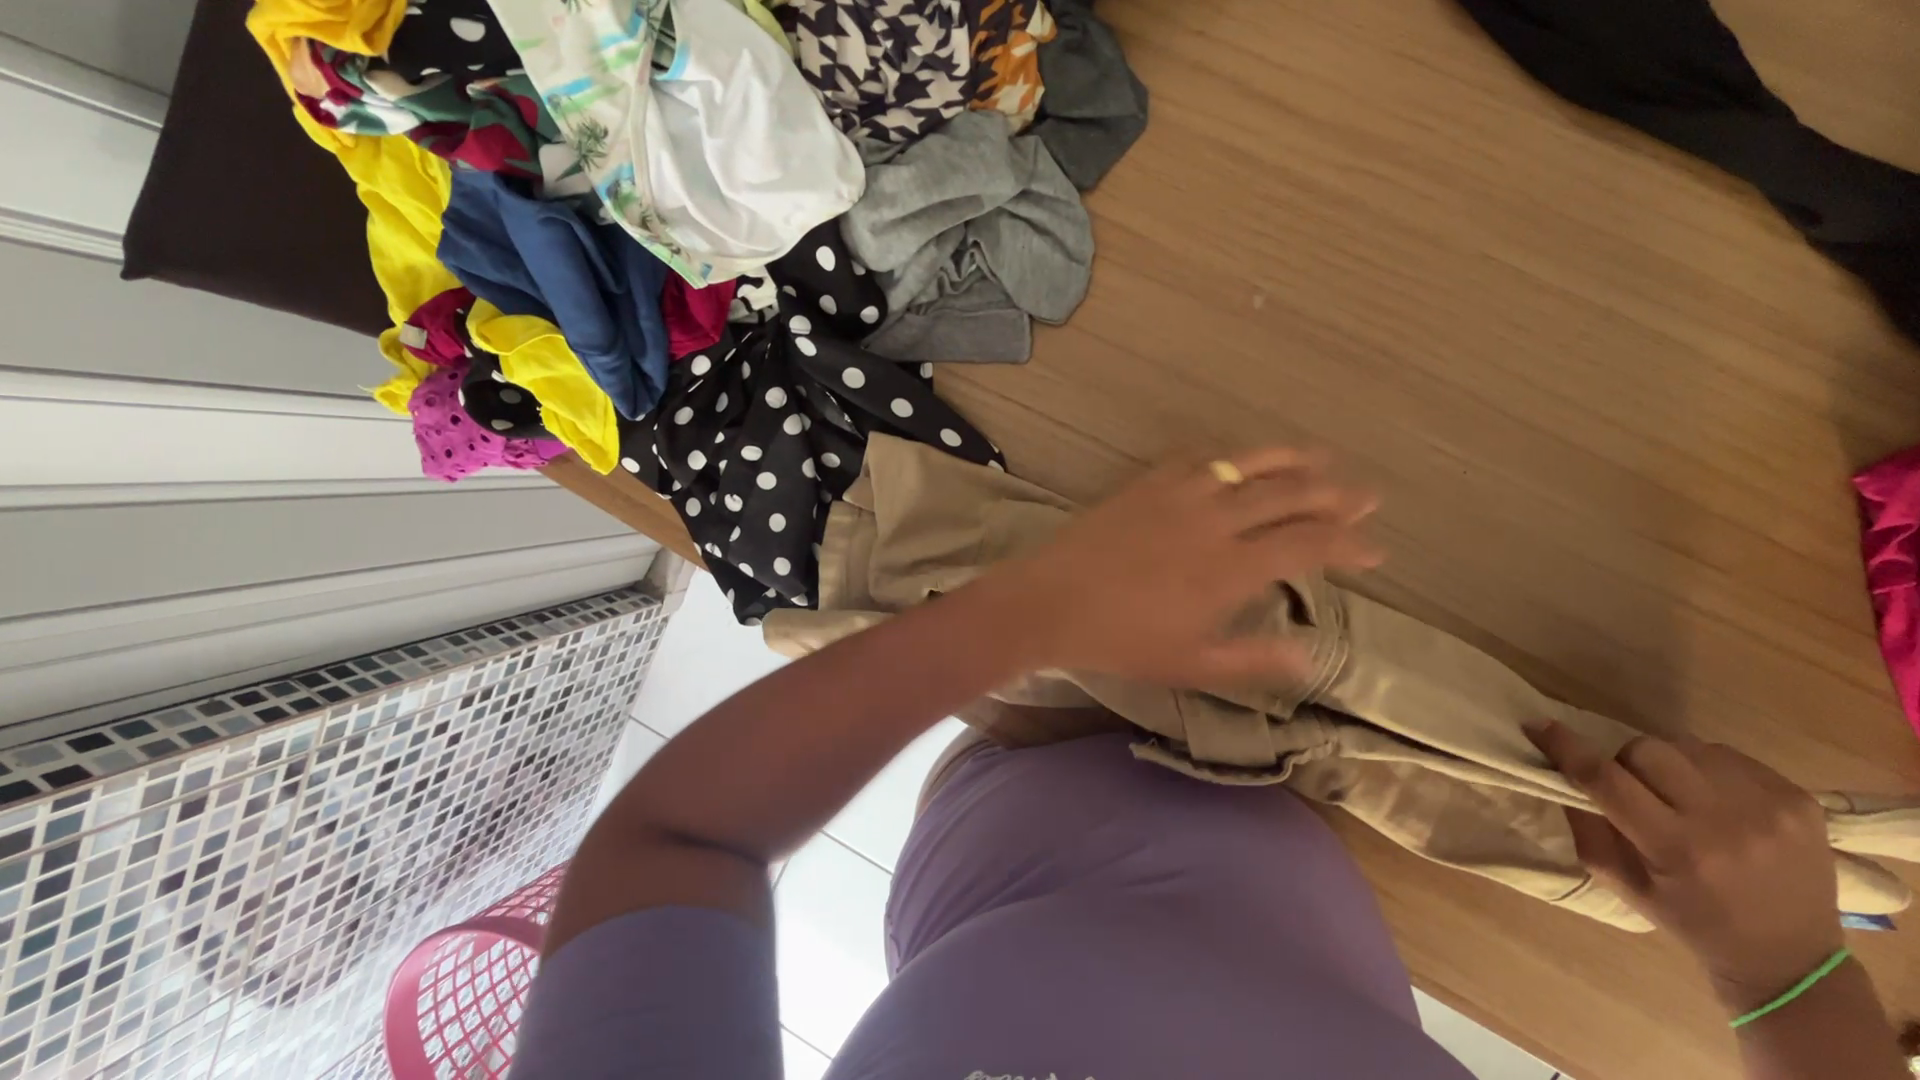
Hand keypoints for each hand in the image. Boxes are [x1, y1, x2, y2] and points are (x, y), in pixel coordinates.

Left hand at [986, 447, 1381, 685]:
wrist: (1048, 603)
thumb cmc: (1120, 641)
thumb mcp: (1191, 664)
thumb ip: (1253, 659)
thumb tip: (1310, 657)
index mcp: (1231, 568)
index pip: (1308, 545)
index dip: (1349, 544)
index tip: (1376, 549)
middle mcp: (1215, 521)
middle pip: (1290, 495)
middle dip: (1336, 494)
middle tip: (1367, 495)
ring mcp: (1179, 494)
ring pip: (1249, 465)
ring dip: (1291, 460)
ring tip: (1322, 458)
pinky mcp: (1147, 483)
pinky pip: (1199, 456)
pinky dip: (1230, 455)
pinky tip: (1240, 457)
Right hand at [1524, 720, 1842, 1013]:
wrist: (1789, 956)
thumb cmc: (1689, 920)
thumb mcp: (1621, 883)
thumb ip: (1586, 826)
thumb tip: (1561, 774)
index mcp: (1676, 848)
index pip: (1605, 778)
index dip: (1566, 747)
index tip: (1538, 726)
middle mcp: (1726, 821)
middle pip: (1645, 749)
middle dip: (1624, 762)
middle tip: (1630, 788)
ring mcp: (1770, 806)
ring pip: (1687, 746)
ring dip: (1667, 764)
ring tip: (1677, 795)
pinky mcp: (1800, 799)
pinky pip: (1728, 756)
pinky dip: (1707, 769)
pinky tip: (1715, 801)